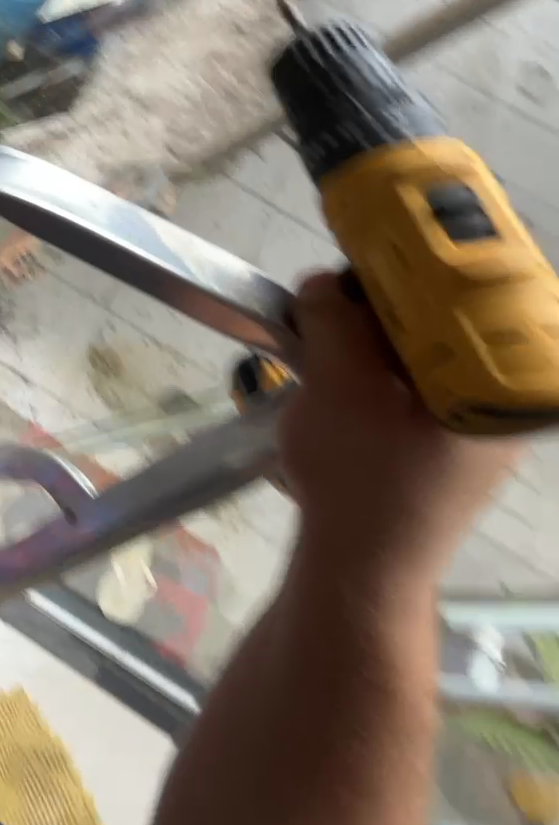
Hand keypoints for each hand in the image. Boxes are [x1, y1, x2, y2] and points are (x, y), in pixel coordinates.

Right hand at [277, 272, 519, 579]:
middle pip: (447, 327)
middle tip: (319, 311)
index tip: (354, 267)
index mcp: (508, 384)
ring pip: (424, 357)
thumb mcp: (337, 389)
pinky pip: (413, 387)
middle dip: (376, 310)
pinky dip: (369, 374)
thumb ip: (335, 328)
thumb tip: (322, 281)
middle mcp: (509, 399)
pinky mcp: (449, 442)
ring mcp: (481, 423)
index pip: (474, 301)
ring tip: (316, 347)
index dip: (411, 275)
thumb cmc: (359, 472)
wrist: (361, 557)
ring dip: (365, 342)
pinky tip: (333, 386)